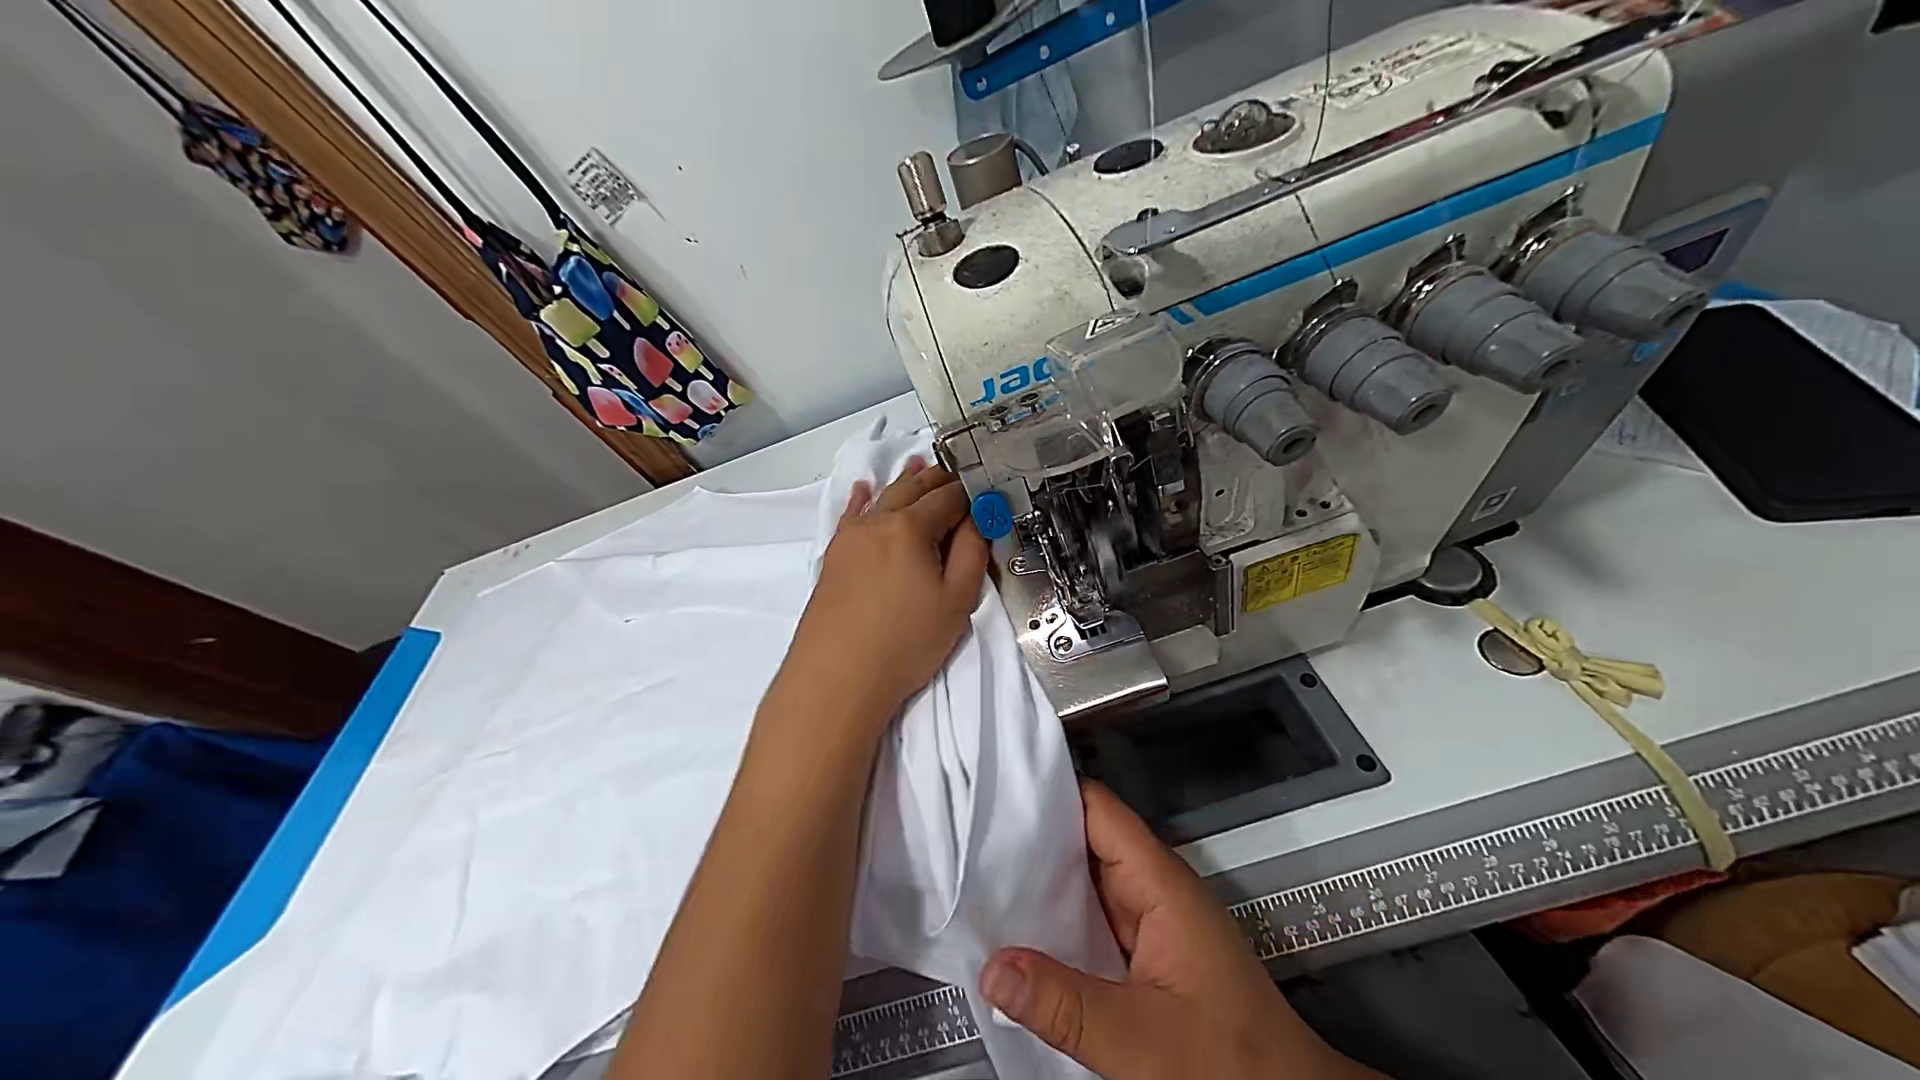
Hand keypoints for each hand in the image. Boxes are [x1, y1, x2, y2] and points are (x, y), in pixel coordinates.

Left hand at [774, 463, 989, 731]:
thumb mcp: (956, 600)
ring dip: (905, 482)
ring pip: (883, 497)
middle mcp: (877, 522)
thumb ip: (972, 553)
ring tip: (919, 466)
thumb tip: (976, 521)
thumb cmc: (904, 642)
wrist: (837, 677)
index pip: (948, 498)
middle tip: (957, 475)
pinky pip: (850, 515)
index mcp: (910, 528)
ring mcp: (849, 538)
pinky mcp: (833, 557)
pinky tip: (863, 490)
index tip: (985, 494)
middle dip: (939, 480)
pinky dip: (862, 499)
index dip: (971, 495)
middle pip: (913, 489)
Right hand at [980, 782, 1384, 1079]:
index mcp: (1159, 882)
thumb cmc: (1235, 1063)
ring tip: (978, 881)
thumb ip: (1067, 1004)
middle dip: (1028, 839)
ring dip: (1036, 882)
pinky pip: (1084, 919)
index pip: (1096, 807)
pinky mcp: (1139, 952)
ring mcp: (1144, 919)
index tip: (995, 795)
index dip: (1047, 793)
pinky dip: (1050, 921)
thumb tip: (992, 969)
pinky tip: (1015, 933)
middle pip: (1082, 838)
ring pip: (1080, 880)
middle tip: (970, 842)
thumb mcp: (1144, 1039)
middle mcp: (1150, 888)